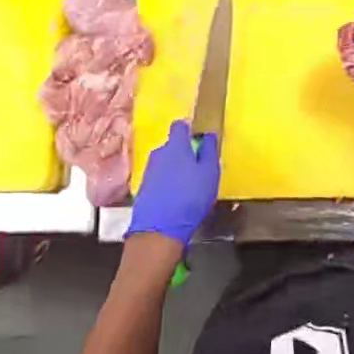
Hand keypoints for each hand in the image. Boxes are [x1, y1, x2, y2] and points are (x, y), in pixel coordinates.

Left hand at [128, 121, 220, 245]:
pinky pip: (159, 179)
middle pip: (172, 146)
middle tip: (198, 168)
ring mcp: (148, 171)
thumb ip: (209, 151)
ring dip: (175, 170)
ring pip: (165, 163)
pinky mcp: (144, 188)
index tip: (199, 140)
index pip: (179, 126)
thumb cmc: (191, 196)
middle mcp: (158, 153)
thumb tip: (208, 135)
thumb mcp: (210, 173)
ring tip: (189, 186)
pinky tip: (177, 198)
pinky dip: (168, 183)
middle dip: (184, 153)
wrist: (160, 227)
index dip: (189, 130)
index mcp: (175, 146)